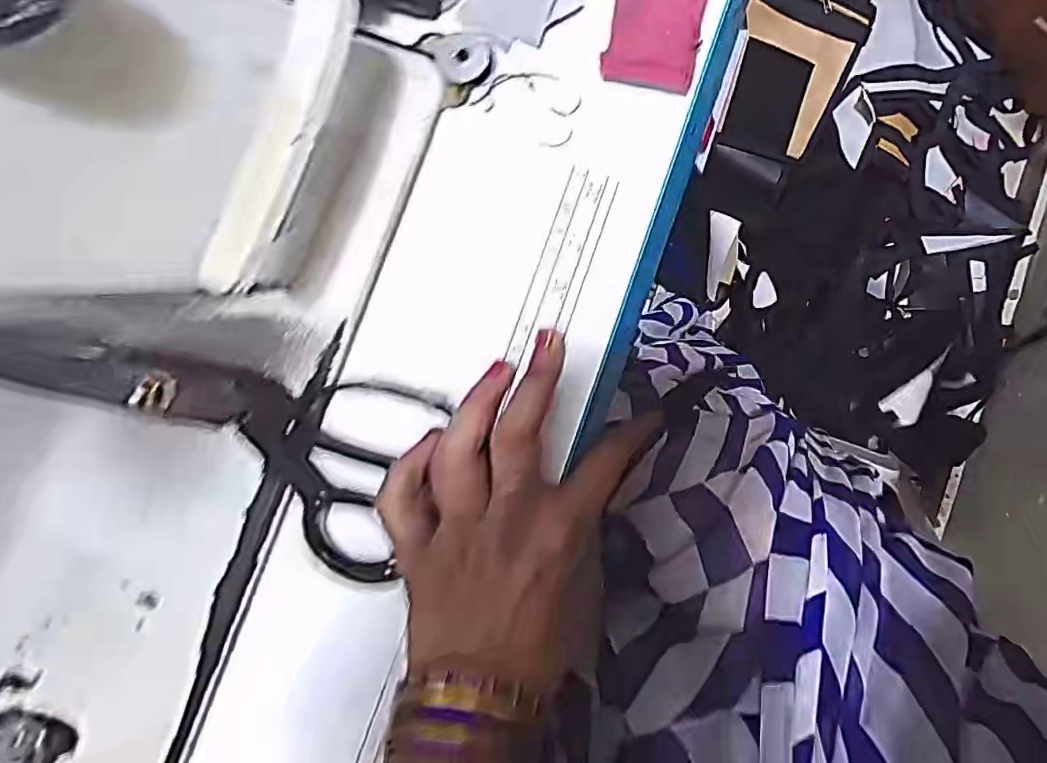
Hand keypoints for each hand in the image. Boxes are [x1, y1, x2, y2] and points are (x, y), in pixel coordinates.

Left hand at [375, 330, 661, 693]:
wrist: (480, 701)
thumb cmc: (540, 646)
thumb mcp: (586, 574)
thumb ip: (587, 518)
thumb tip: (595, 481)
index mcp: (560, 528)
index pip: (607, 458)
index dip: (633, 431)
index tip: (644, 418)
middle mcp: (508, 518)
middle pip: (521, 430)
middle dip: (540, 377)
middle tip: (548, 344)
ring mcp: (459, 529)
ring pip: (459, 449)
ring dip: (477, 401)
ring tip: (495, 371)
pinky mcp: (419, 549)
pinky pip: (402, 496)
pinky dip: (413, 462)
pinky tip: (433, 439)